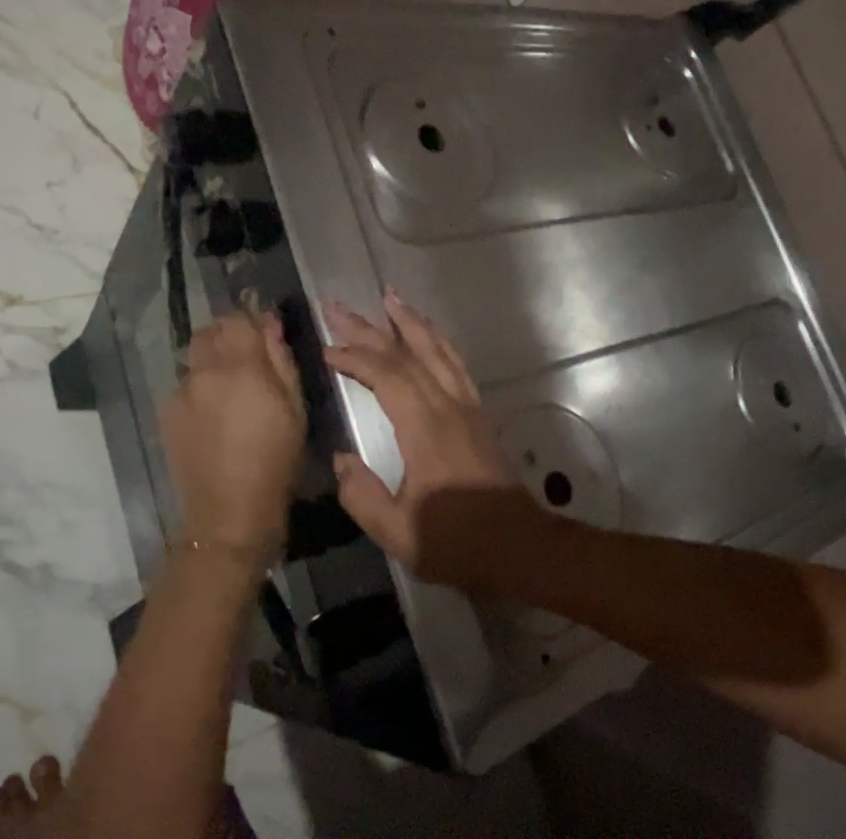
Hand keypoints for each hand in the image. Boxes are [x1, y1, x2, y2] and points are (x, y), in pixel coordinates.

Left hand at [161, 311, 305, 566]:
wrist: (229, 512)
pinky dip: (200, 387)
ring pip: (194, 358)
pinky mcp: (167, 415)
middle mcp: (203, 371)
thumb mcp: (295, 408)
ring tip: (232, 387)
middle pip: (209, 331)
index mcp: (240, 366)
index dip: (253, 321)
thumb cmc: (275, 461)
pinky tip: (215, 414)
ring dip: (212, 360)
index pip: (238, 318)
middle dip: (229, 335)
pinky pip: (184, 385)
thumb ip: (281, 360)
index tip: (268, 334)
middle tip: (250, 357)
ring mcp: (180, 393)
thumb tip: (270, 325)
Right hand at [324, 290, 545, 591]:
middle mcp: (448, 407)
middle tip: (339, 305)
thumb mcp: (397, 532)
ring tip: (391, 297)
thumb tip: (341, 460)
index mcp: (425, 429)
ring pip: (437, 352)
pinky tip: (429, 336)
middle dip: (370, 328)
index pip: (387, 376)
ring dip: (411, 323)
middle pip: (408, 354)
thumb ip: (361, 495)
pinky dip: (439, 343)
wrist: (520, 547)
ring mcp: (468, 409)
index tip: (326, 349)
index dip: (354, 357)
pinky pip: (455, 366)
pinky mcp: (479, 417)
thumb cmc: (457, 543)